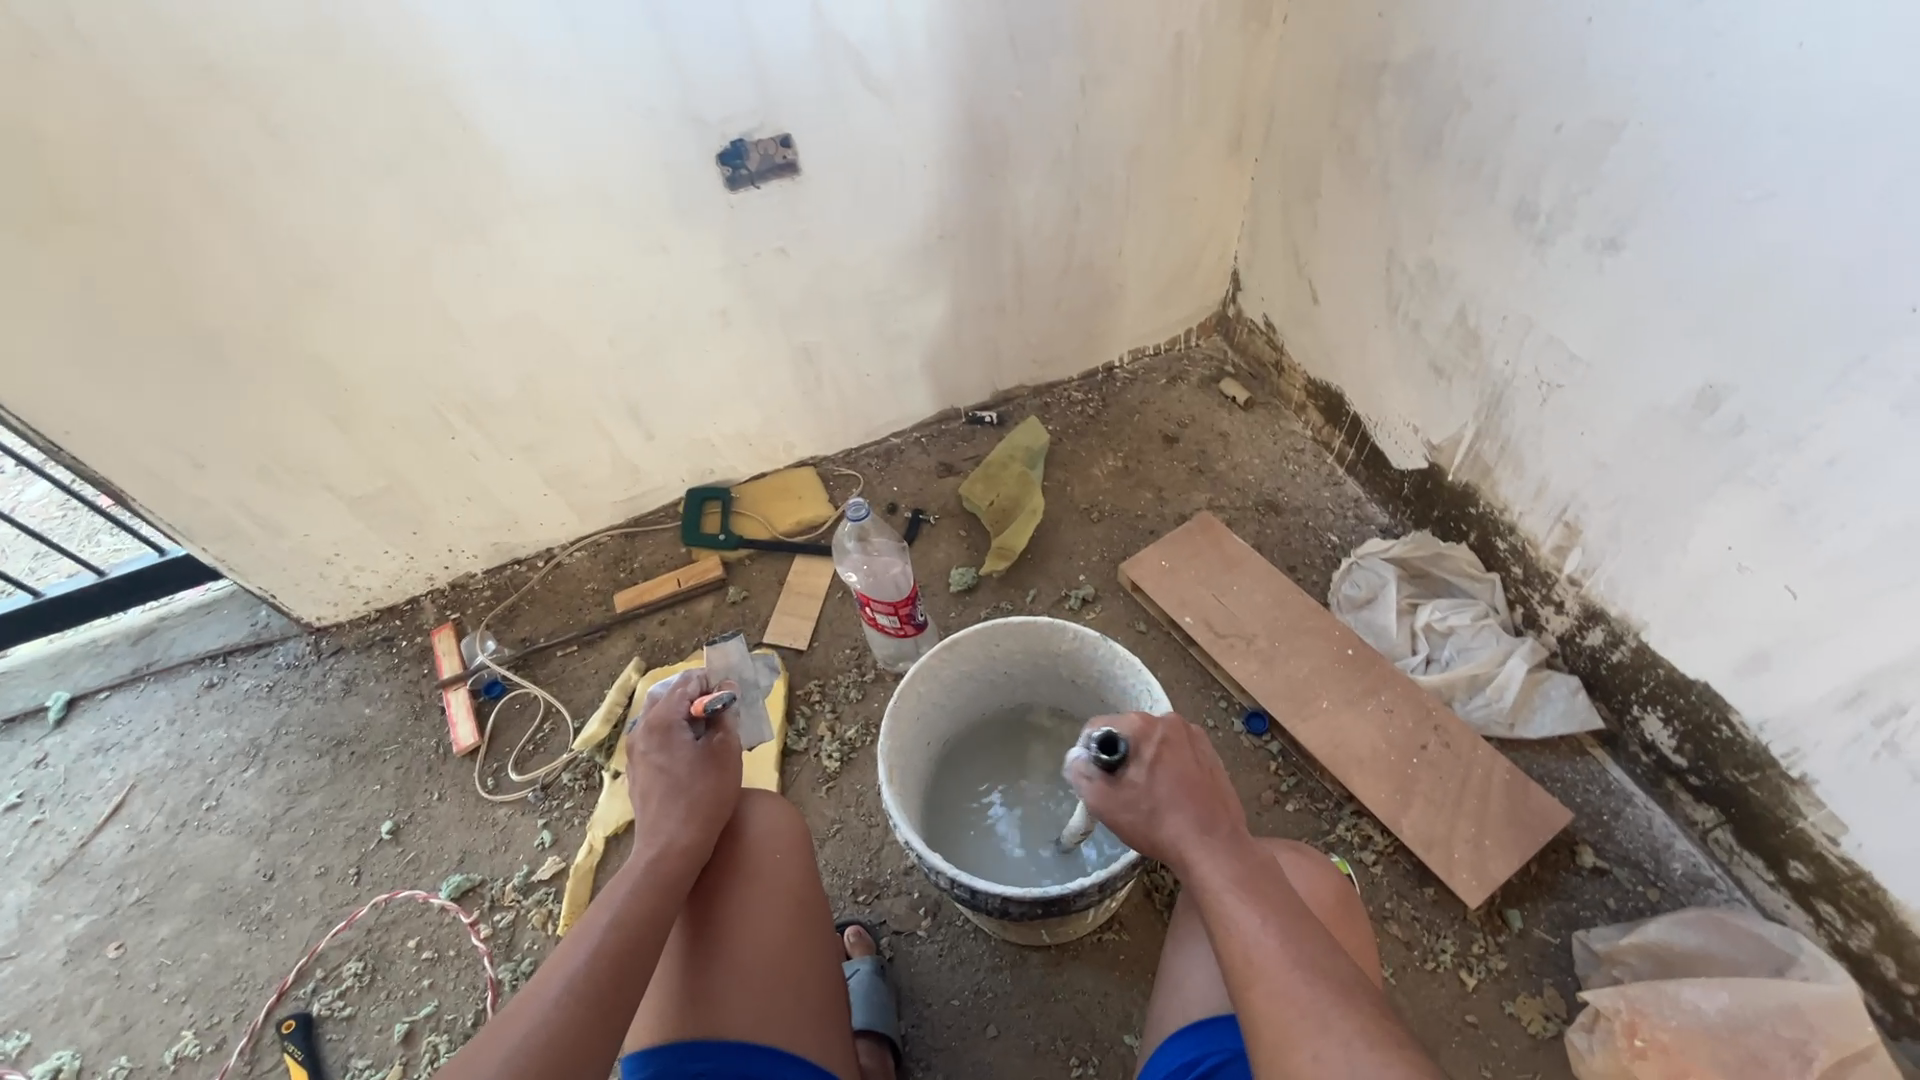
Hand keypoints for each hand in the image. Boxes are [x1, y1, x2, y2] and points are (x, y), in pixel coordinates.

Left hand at [623, 669, 741, 875]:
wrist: (670, 847)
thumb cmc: (704, 796)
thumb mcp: (725, 750)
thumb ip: (725, 713)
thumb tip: (725, 690)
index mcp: (661, 719)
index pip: (687, 681)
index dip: (712, 682)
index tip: (732, 694)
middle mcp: (641, 729)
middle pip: (668, 695)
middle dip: (696, 696)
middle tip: (722, 710)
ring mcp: (634, 750)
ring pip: (659, 716)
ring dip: (684, 715)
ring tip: (709, 732)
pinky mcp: (636, 769)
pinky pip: (654, 737)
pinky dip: (673, 733)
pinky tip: (692, 752)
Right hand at [1063, 711, 1251, 876]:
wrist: (1215, 848)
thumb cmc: (1157, 822)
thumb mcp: (1106, 803)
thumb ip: (1081, 774)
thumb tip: (1075, 758)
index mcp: (1142, 726)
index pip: (1099, 727)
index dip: (1089, 752)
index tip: (1094, 780)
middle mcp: (1170, 721)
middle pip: (1128, 734)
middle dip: (1120, 758)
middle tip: (1121, 792)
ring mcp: (1195, 736)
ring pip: (1154, 744)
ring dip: (1145, 763)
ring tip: (1149, 797)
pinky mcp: (1212, 754)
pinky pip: (1177, 753)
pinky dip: (1169, 768)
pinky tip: (1172, 797)